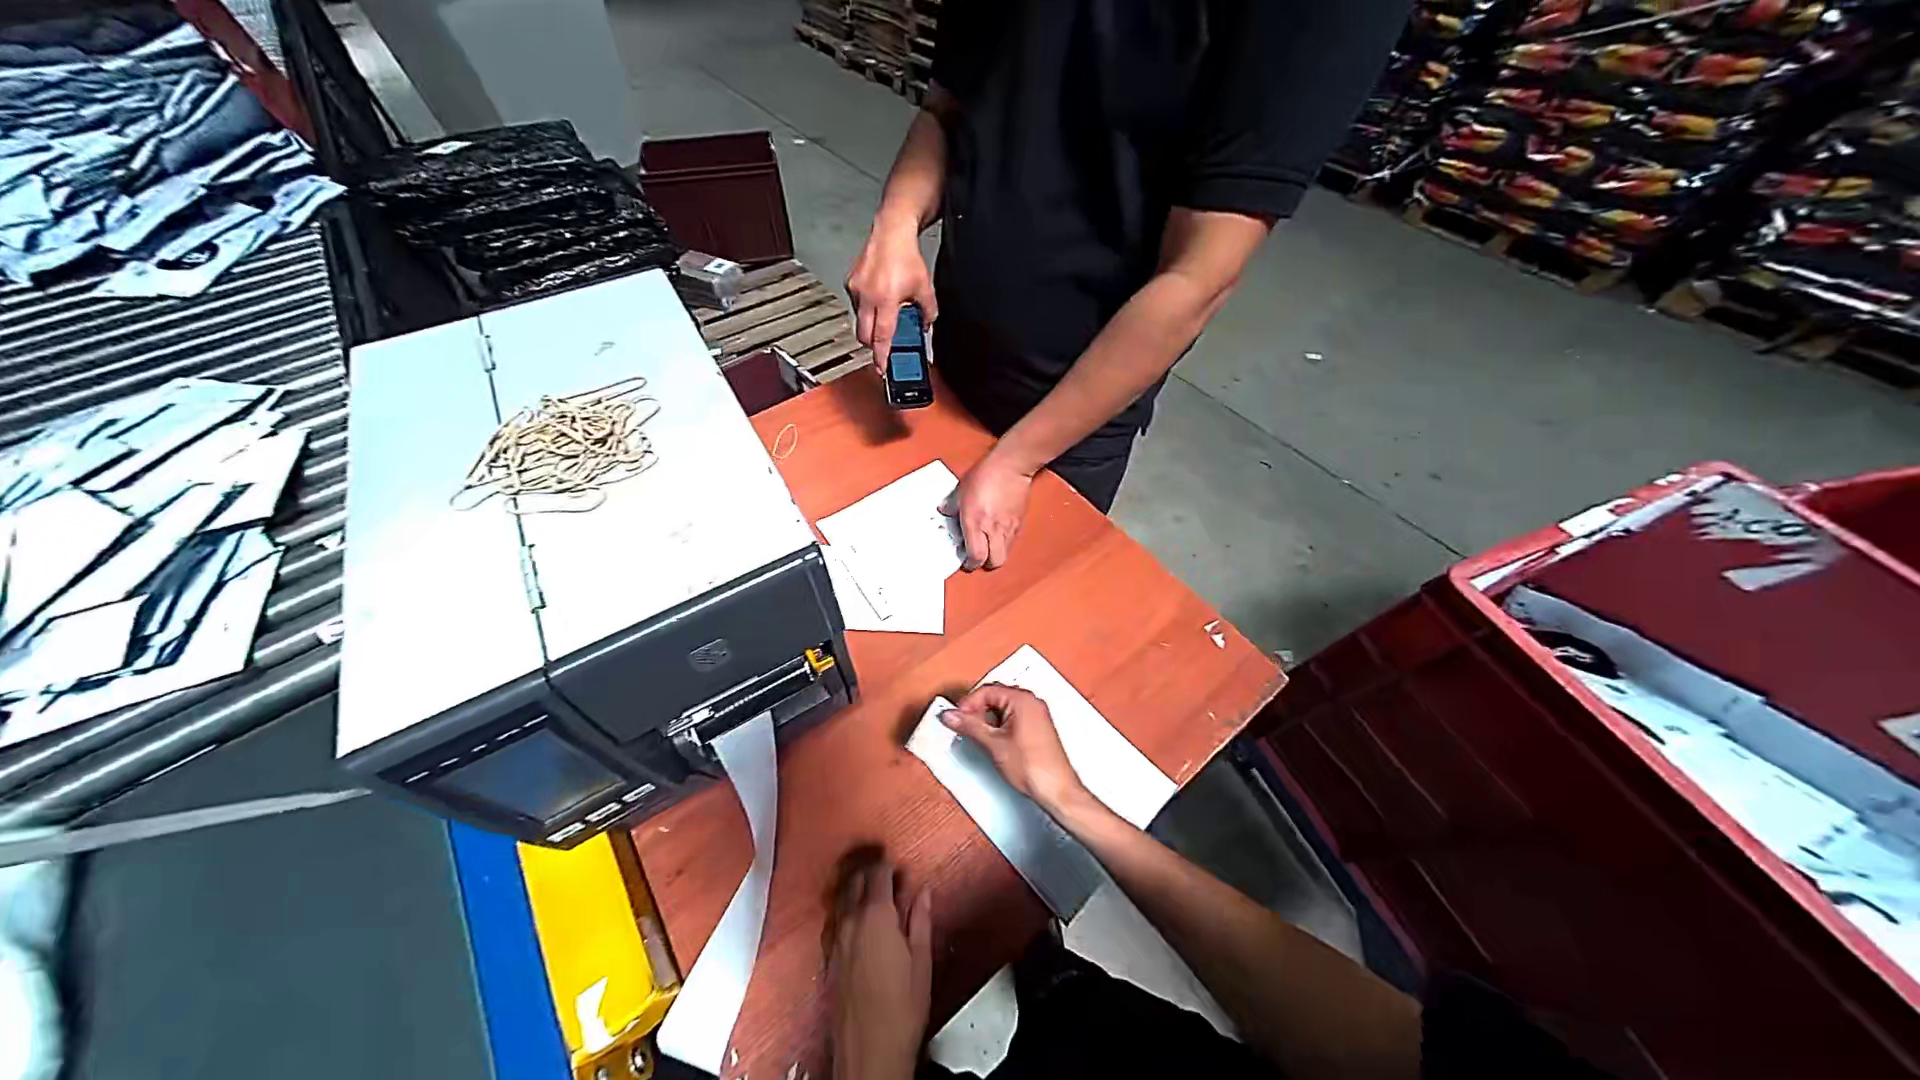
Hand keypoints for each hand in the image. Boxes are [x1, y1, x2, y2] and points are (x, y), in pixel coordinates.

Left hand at [831, 858, 932, 1079]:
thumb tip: (923, 892)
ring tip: (870, 884)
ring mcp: (836, 940)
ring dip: (853, 885)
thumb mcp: (922, 961)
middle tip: (884, 866)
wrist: (869, 1053)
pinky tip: (856, 915)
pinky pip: (835, 918)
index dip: (887, 863)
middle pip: (854, 881)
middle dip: (868, 868)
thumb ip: (920, 920)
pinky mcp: (830, 957)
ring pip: (841, 897)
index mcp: (876, 917)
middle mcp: (851, 922)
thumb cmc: (902, 1009)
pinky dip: (845, 907)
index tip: (896, 859)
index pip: (878, 875)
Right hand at [846, 216, 936, 373]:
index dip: (881, 356)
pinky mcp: (851, 282)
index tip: (881, 369)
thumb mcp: (925, 288)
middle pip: (865, 335)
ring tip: (885, 315)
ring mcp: (856, 289)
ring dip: (871, 325)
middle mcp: (867, 296)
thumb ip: (928, 311)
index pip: (882, 337)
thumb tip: (925, 326)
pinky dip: (867, 309)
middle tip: (883, 347)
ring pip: (859, 321)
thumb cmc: (906, 256)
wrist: (891, 231)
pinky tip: (878, 300)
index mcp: (886, 300)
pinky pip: (856, 305)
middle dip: (874, 345)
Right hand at [941, 685, 1089, 815]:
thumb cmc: (1035, 768)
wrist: (1056, 789)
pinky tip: (994, 741)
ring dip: (988, 718)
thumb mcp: (993, 744)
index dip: (968, 704)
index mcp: (1022, 700)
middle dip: (977, 710)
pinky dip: (1000, 725)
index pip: (987, 690)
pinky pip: (1013, 717)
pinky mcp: (1037, 727)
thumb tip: (952, 716)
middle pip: (995, 696)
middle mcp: (1032, 703)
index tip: (957, 717)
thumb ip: (969, 726)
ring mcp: (1036, 714)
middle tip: (964, 725)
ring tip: (979, 736)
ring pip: (1003, 707)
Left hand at [942, 453, 1033, 569]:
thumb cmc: (985, 474)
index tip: (965, 561)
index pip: (975, 556)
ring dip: (995, 554)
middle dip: (985, 564)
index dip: (970, 564)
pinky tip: (997, 534)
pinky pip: (1012, 541)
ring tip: (987, 545)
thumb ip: (951, 504)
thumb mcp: (961, 489)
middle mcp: (993, 529)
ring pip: (1005, 554)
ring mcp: (1008, 527)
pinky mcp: (1018, 522)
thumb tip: (944, 510)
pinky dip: (1004, 542)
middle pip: (994, 562)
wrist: (1011, 466)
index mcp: (975, 523)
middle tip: (978, 557)